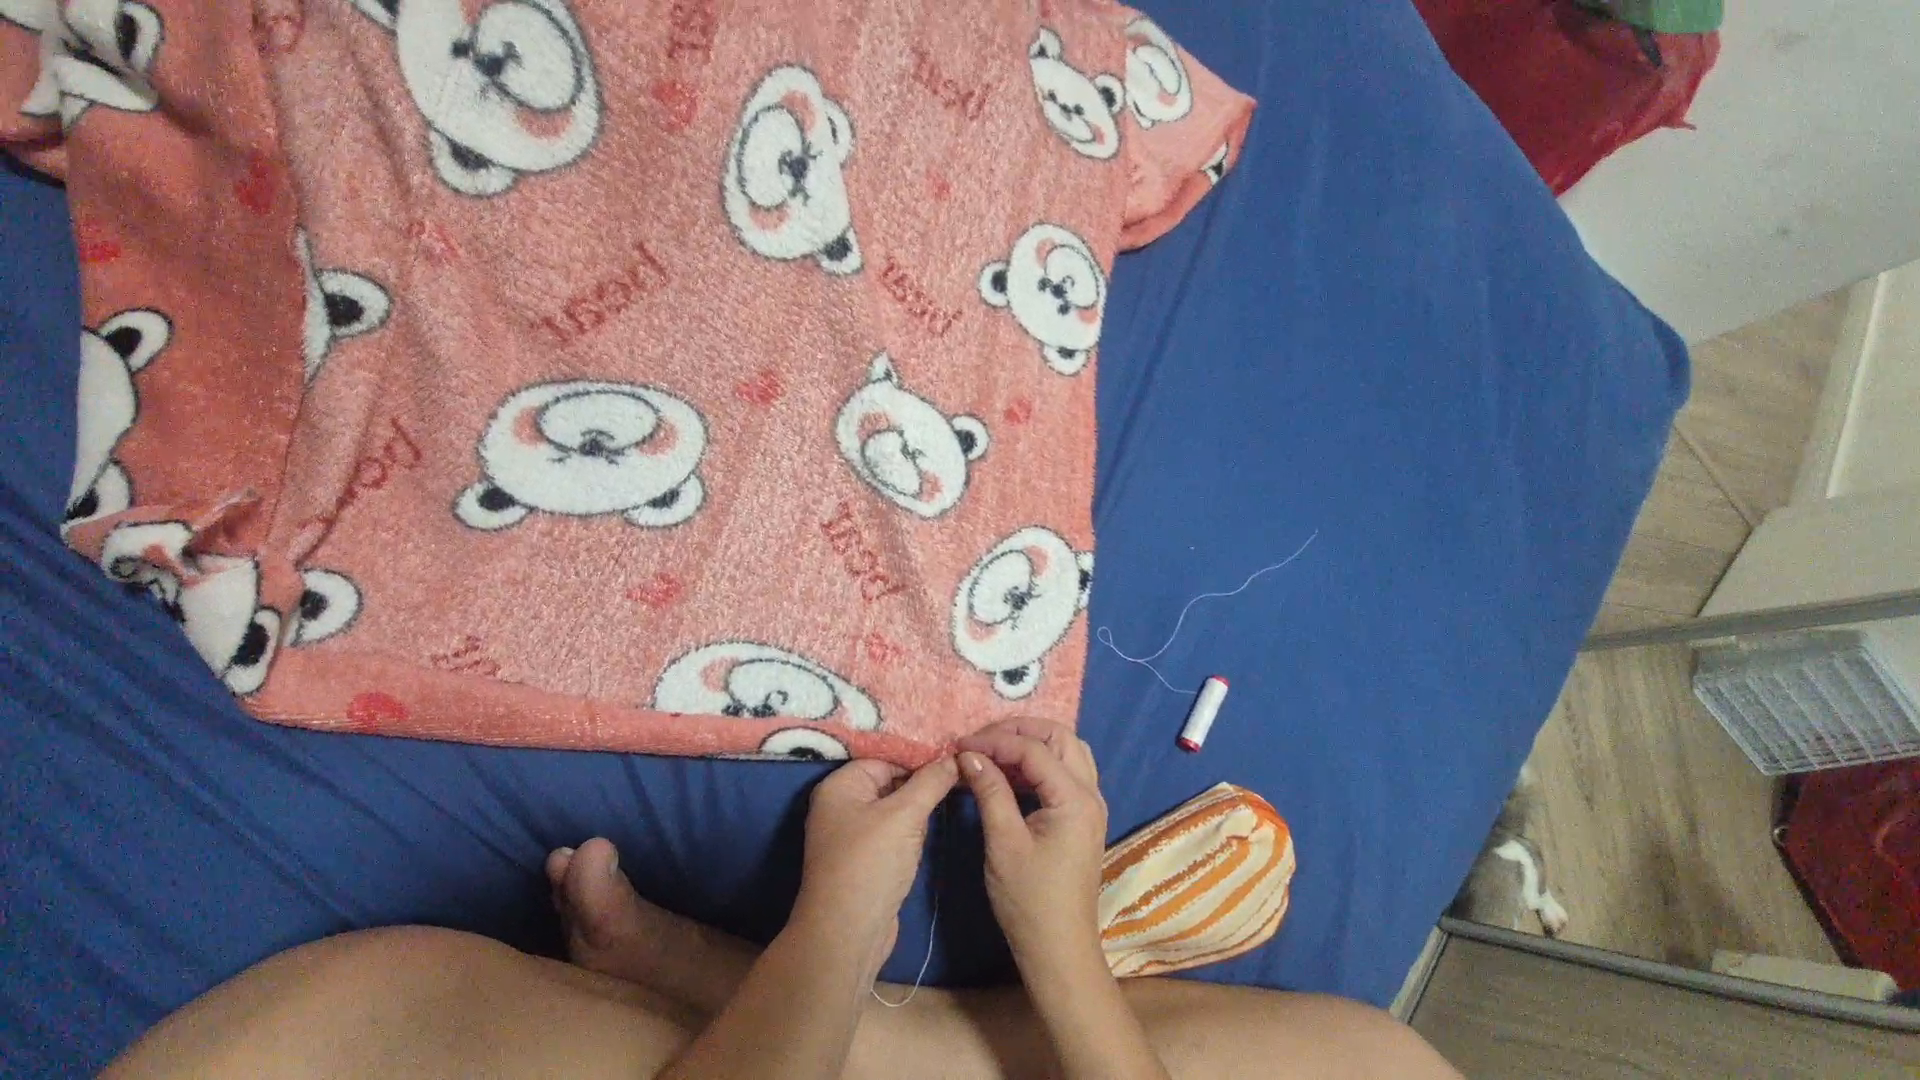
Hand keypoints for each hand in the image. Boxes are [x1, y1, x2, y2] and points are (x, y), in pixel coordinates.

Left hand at [794, 756, 957, 981]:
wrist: (848, 933)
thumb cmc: (871, 863)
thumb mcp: (905, 815)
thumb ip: (931, 782)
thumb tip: (956, 757)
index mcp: (840, 787)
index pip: (884, 760)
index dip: (918, 760)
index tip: (954, 762)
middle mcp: (840, 806)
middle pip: (888, 783)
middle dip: (920, 785)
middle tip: (958, 781)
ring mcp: (851, 836)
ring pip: (893, 810)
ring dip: (917, 811)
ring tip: (949, 803)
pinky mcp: (864, 861)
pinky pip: (891, 834)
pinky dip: (910, 833)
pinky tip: (929, 834)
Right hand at [957, 719, 1108, 973]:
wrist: (1059, 949)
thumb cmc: (1029, 899)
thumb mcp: (1003, 842)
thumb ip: (990, 791)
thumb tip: (969, 755)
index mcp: (1075, 799)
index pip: (1034, 749)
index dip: (995, 741)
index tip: (960, 745)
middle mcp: (1091, 794)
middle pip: (1061, 738)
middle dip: (1020, 731)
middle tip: (982, 741)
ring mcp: (1091, 806)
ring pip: (1067, 752)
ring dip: (1032, 744)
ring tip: (993, 752)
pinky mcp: (1082, 818)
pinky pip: (1066, 773)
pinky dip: (1039, 764)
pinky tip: (1010, 775)